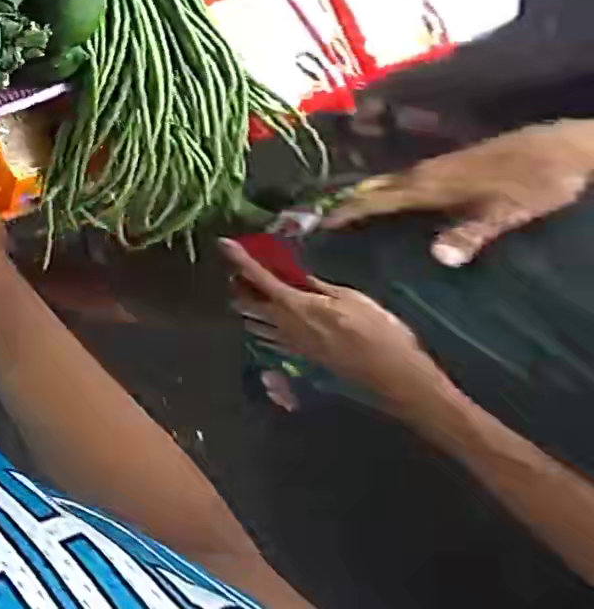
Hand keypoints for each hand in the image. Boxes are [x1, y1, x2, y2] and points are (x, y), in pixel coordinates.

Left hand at [222, 239, 452, 414]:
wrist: (398, 378)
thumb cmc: (381, 335)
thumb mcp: (354, 300)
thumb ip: (319, 286)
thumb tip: (299, 276)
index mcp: (292, 304)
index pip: (255, 275)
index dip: (238, 258)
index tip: (223, 243)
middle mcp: (280, 322)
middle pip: (241, 301)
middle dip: (237, 285)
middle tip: (247, 275)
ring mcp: (286, 341)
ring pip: (249, 320)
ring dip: (247, 306)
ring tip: (258, 296)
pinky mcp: (296, 355)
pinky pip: (265, 337)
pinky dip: (261, 324)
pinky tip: (273, 319)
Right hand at [325, 119, 593, 266]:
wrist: (560, 146)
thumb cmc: (535, 182)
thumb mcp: (509, 212)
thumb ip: (470, 233)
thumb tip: (438, 259)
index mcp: (423, 188)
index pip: (371, 201)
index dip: (343, 213)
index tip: (315, 224)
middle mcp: (415, 175)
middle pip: (366, 188)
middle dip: (340, 202)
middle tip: (317, 215)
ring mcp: (426, 167)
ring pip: (378, 182)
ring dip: (356, 194)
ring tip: (340, 207)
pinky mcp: (438, 165)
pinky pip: (393, 178)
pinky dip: (377, 189)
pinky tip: (382, 196)